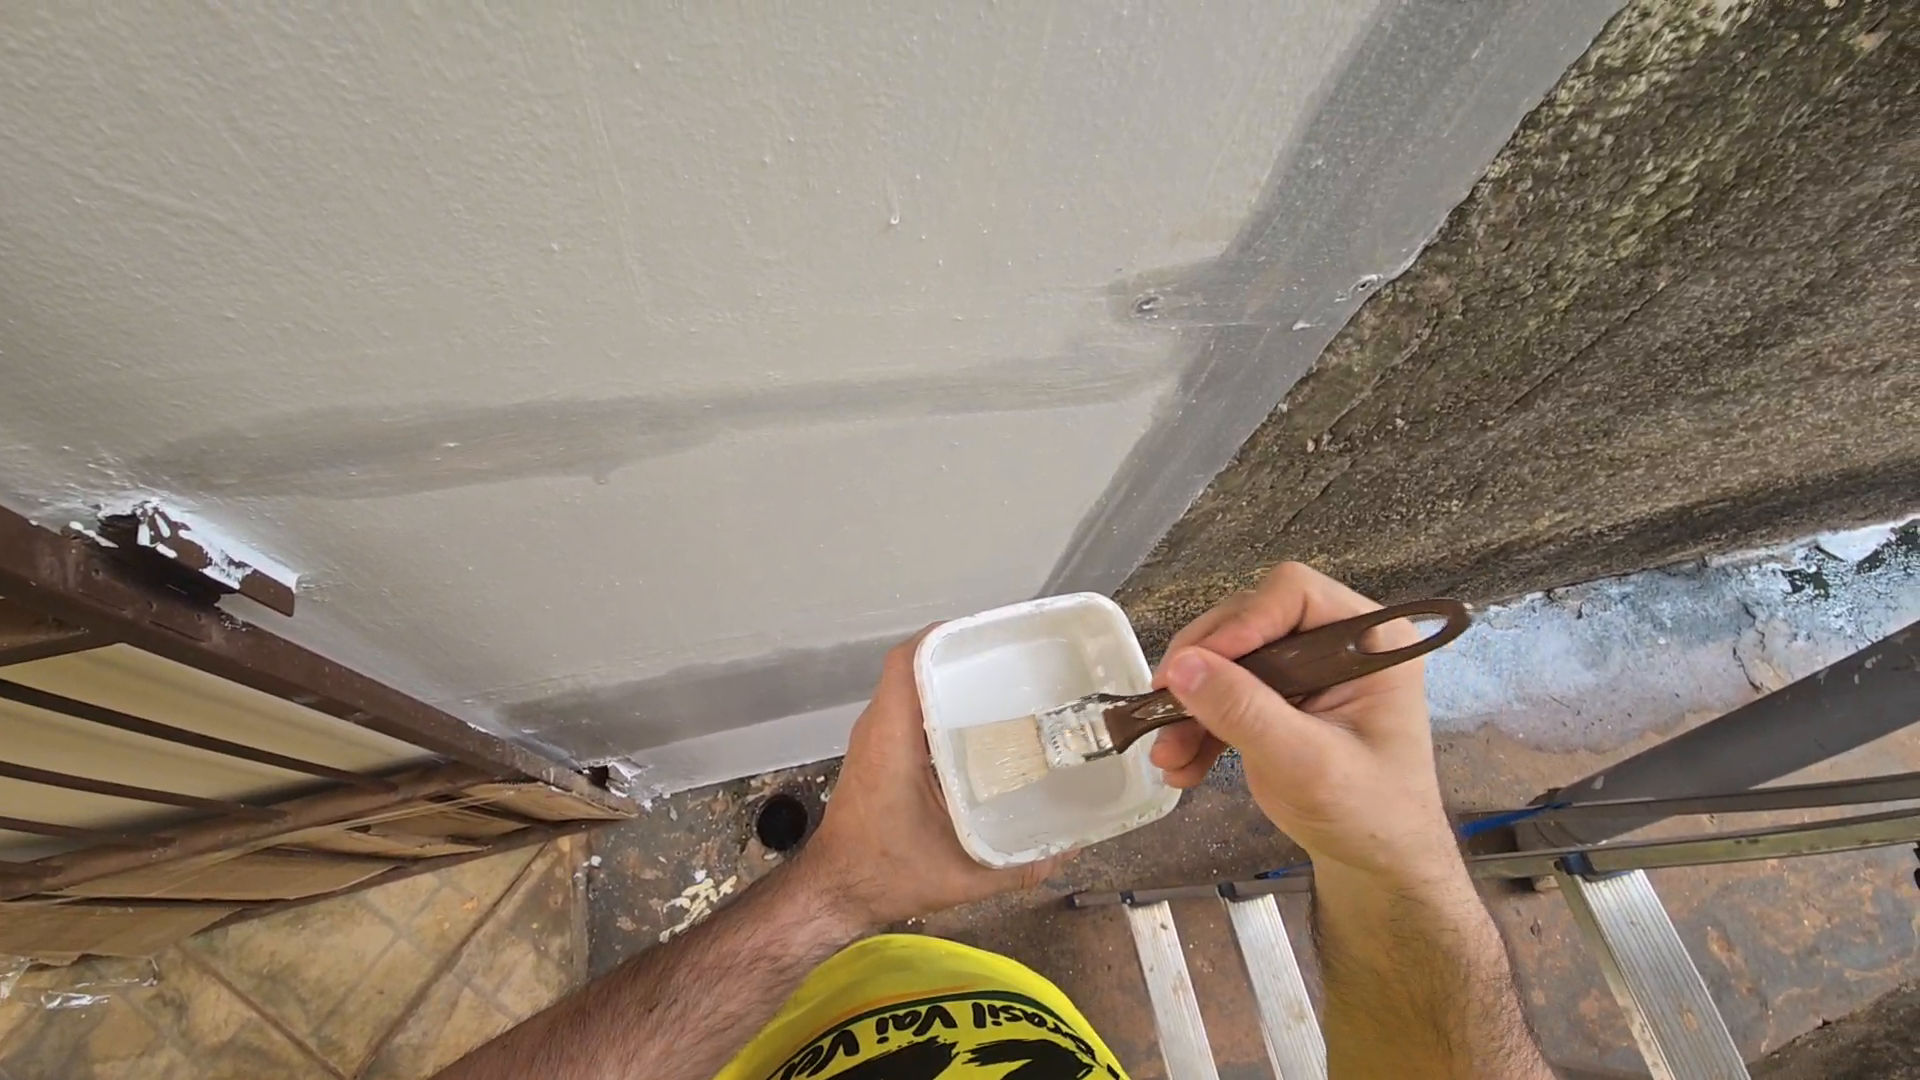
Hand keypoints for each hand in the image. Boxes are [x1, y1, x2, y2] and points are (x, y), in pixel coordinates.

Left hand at [801, 629, 1057, 930]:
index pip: (906, 663)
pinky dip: (937, 705)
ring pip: (909, 687)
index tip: (986, 636)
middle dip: (958, 657)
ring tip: (1000, 687)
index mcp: (892, 739)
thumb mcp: (960, 876)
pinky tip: (975, 727)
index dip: (942, 638)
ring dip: (947, 681)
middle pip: (912, 668)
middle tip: (1011, 664)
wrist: (834, 893)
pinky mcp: (876, 753)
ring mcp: (874, 739)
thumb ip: (1017, 866)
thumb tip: (1068, 852)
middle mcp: (879, 728)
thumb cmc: (887, 874)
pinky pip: (906, 710)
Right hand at [1150, 563, 1459, 888]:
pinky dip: (1196, 725)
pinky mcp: (1276, 695)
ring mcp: (1302, 669)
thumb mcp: (1305, 763)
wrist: (1375, 868)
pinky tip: (1179, 765)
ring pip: (1225, 657)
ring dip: (1190, 704)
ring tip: (1166, 754)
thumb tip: (1180, 667)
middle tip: (1164, 703)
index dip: (1243, 622)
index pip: (1293, 595)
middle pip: (1247, 621)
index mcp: (1368, 640)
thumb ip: (1244, 711)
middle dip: (1202, 668)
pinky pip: (1223, 690)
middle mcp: (1333, 642)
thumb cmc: (1366, 815)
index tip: (1201, 665)